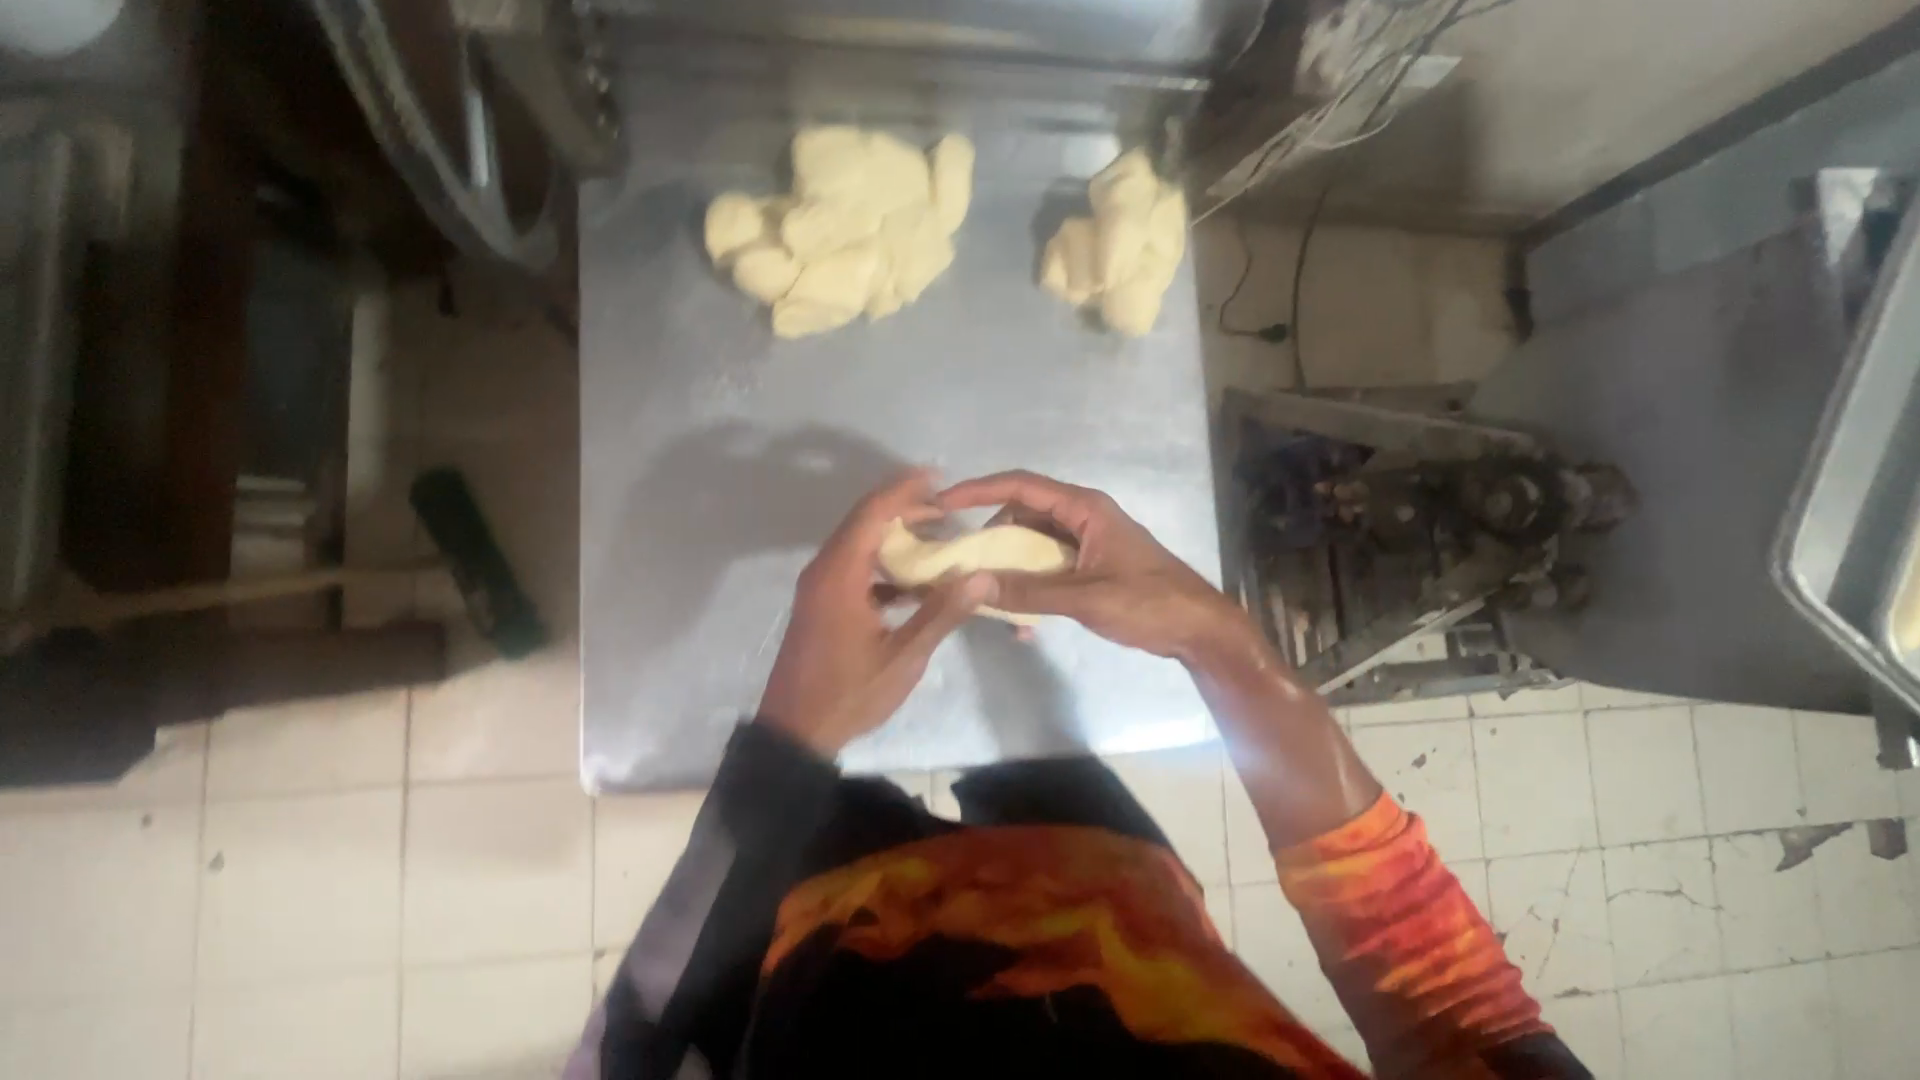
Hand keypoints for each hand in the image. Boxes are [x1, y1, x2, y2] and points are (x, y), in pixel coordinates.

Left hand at [758, 469, 996, 756]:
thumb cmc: (849, 693)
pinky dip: (882, 563)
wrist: (795, 731)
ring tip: (935, 536)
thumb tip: (980, 577)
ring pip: (858, 544)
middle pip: (863, 522)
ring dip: (893, 535)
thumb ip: (941, 613)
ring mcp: (819, 588)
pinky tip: (913, 579)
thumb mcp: (903, 657)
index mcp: (840, 575)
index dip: (904, 489)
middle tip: (945, 508)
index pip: (872, 513)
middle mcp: (824, 571)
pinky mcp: (821, 604)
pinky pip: (853, 568)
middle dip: (903, 507)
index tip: (937, 476)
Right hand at [937, 470, 1254, 662]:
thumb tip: (973, 585)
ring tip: (988, 599)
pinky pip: (1047, 569)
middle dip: (990, 538)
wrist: (1199, 629)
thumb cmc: (1149, 603)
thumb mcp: (1085, 598)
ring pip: (1032, 544)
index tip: (942, 503)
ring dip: (1010, 570)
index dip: (978, 489)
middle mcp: (1082, 517)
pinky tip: (1024, 625)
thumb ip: (1028, 592)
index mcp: (1084, 508)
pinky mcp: (1090, 567)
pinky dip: (1031, 589)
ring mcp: (1086, 542)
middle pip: (1021, 515)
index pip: (1020, 485)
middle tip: (960, 564)